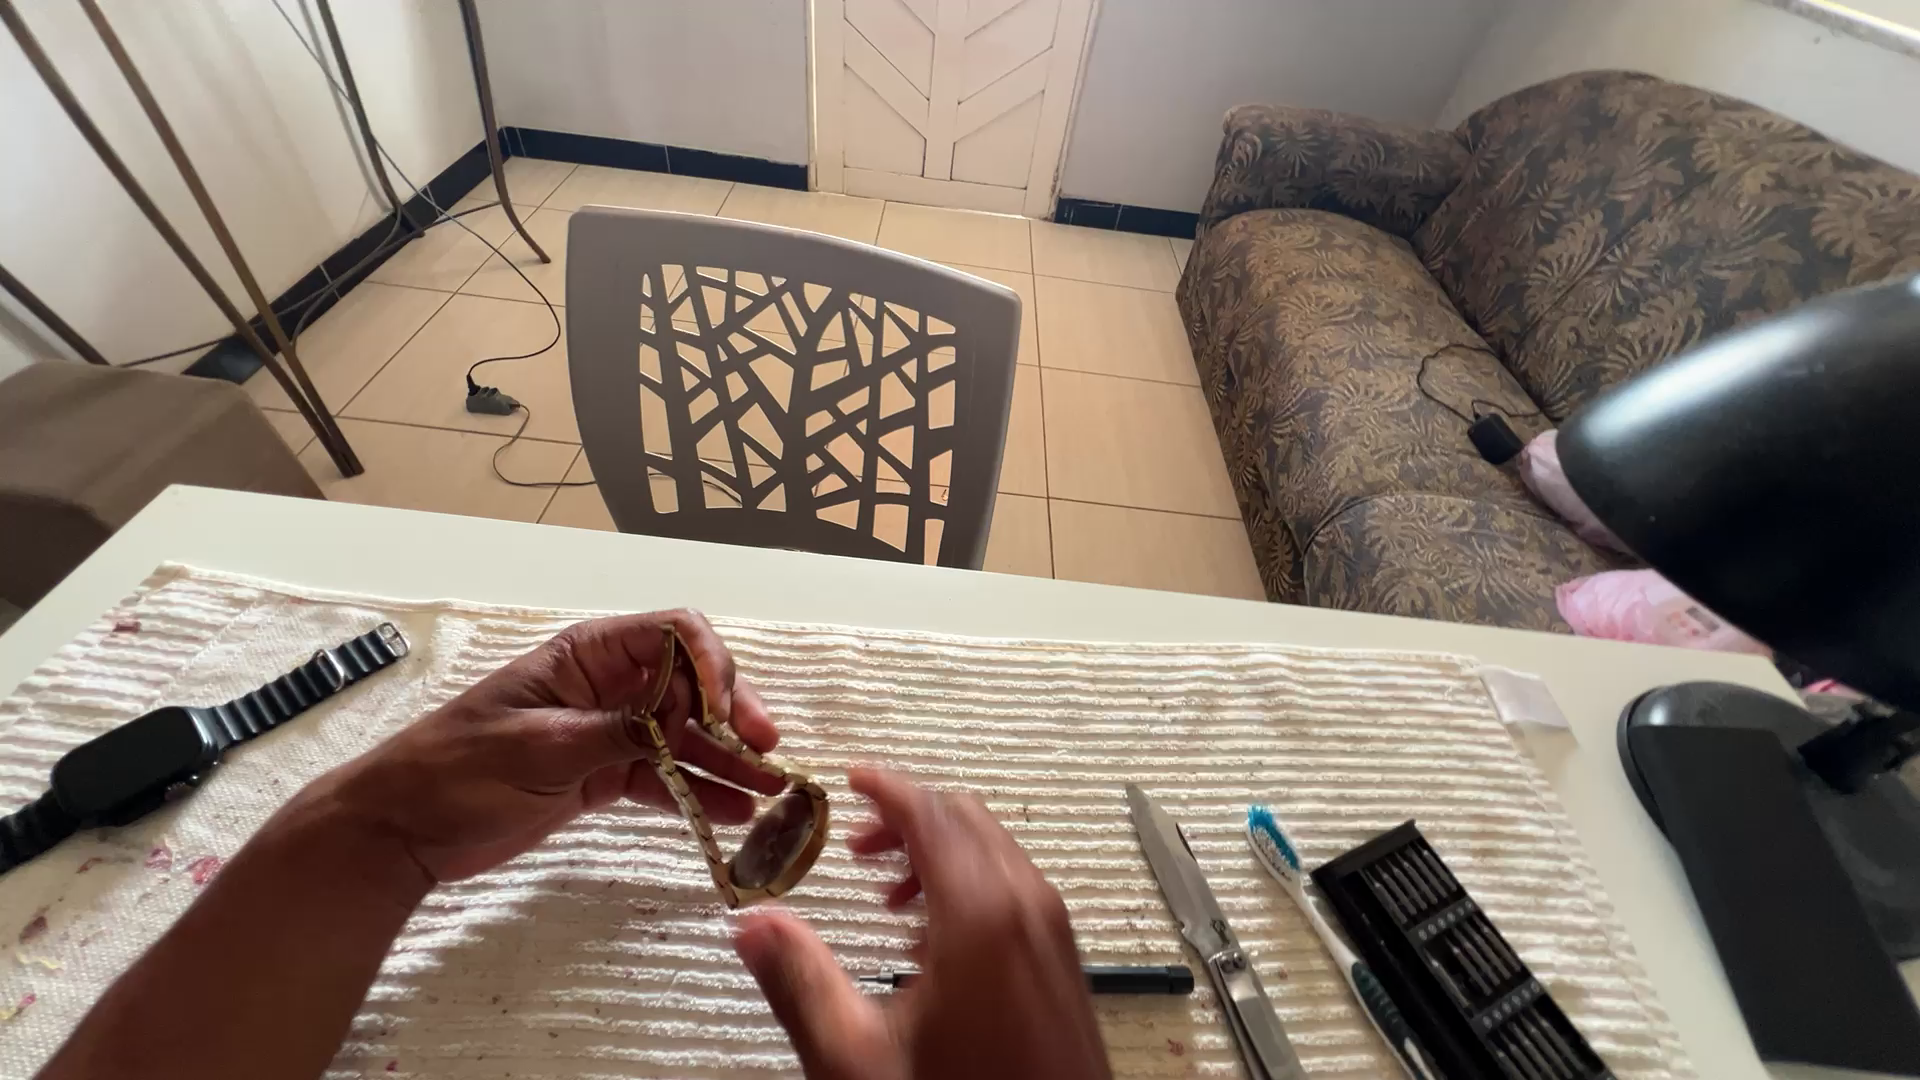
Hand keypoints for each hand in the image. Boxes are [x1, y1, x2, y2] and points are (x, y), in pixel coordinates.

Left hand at [305, 610, 783, 883]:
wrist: (399, 834)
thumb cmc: (456, 770)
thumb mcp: (537, 744)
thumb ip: (615, 730)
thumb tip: (683, 724)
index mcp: (593, 655)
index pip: (673, 634)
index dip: (711, 662)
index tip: (728, 708)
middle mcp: (615, 686)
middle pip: (695, 686)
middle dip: (734, 714)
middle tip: (766, 749)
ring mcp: (616, 730)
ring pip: (689, 734)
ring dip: (729, 759)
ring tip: (769, 791)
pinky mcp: (611, 773)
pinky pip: (668, 776)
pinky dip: (698, 793)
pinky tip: (731, 813)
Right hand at [732, 769, 1111, 1079]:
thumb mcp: (858, 1059)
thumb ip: (800, 982)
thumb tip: (752, 924)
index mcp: (979, 909)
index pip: (929, 811)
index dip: (886, 786)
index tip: (853, 777)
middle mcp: (1025, 898)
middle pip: (961, 816)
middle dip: (906, 817)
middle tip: (858, 846)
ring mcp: (1050, 922)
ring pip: (989, 844)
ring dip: (937, 848)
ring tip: (888, 894)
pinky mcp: (1061, 948)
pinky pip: (1011, 880)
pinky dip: (968, 876)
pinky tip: (933, 931)